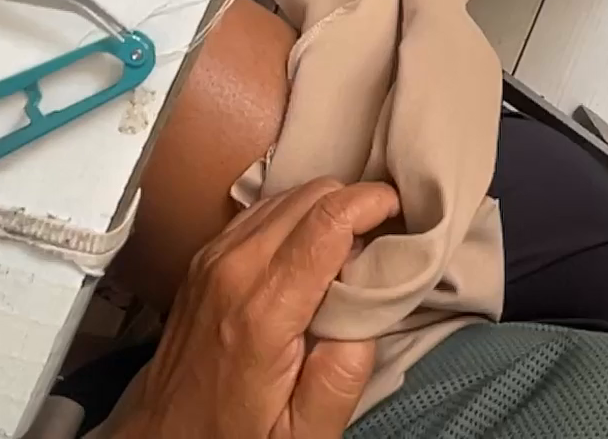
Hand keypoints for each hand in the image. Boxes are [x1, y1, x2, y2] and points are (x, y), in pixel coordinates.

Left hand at [120, 179, 400, 437]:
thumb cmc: (235, 438)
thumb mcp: (302, 435)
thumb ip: (343, 374)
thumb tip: (371, 307)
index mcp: (262, 310)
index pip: (329, 220)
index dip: (373, 202)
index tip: (400, 212)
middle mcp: (235, 267)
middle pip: (314, 194)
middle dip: (356, 204)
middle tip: (379, 239)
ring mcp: (215, 254)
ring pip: (291, 193)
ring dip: (328, 207)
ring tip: (348, 247)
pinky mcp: (207, 252)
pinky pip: (266, 207)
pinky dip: (298, 213)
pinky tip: (310, 247)